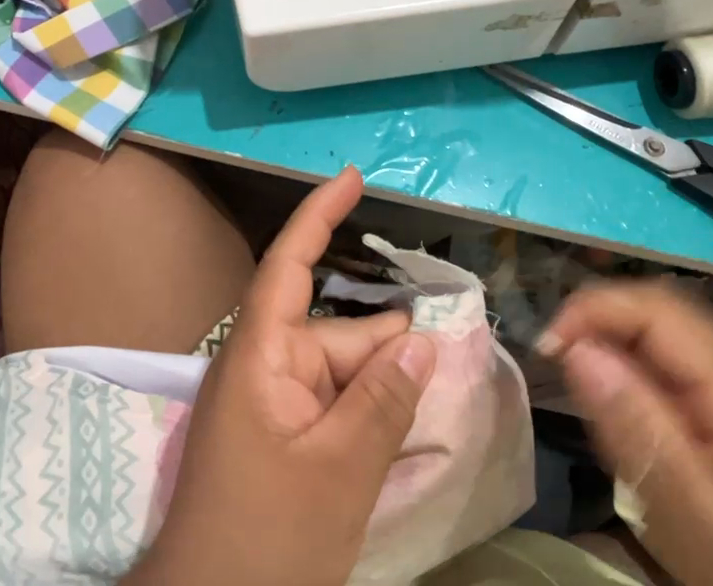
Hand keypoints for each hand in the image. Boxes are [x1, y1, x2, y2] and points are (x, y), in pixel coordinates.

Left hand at [126, 167, 436, 585]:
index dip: (319, 216)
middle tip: (452, 352)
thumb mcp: (339, 469)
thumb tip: (420, 340)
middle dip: (388, 343)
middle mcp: (262, 367)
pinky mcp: (279, 439)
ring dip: (384, 385)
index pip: (289, 265)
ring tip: (435, 401)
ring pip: (340, 374)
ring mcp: (269, 406)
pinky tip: (407, 426)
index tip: (352, 178)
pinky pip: (331, 407)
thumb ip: (383, 398)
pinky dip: (368, 413)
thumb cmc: (267, 534)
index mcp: (260, 355)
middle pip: (335, 332)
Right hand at [547, 283, 712, 585]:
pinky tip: (660, 436)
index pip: (653, 303)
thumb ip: (638, 431)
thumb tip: (577, 349)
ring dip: (629, 362)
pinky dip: (659, 382)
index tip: (546, 354)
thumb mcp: (697, 521)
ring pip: (679, 340)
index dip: (588, 311)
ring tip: (614, 426)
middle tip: (577, 402)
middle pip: (665, 316)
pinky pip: (701, 366)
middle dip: (604, 339)